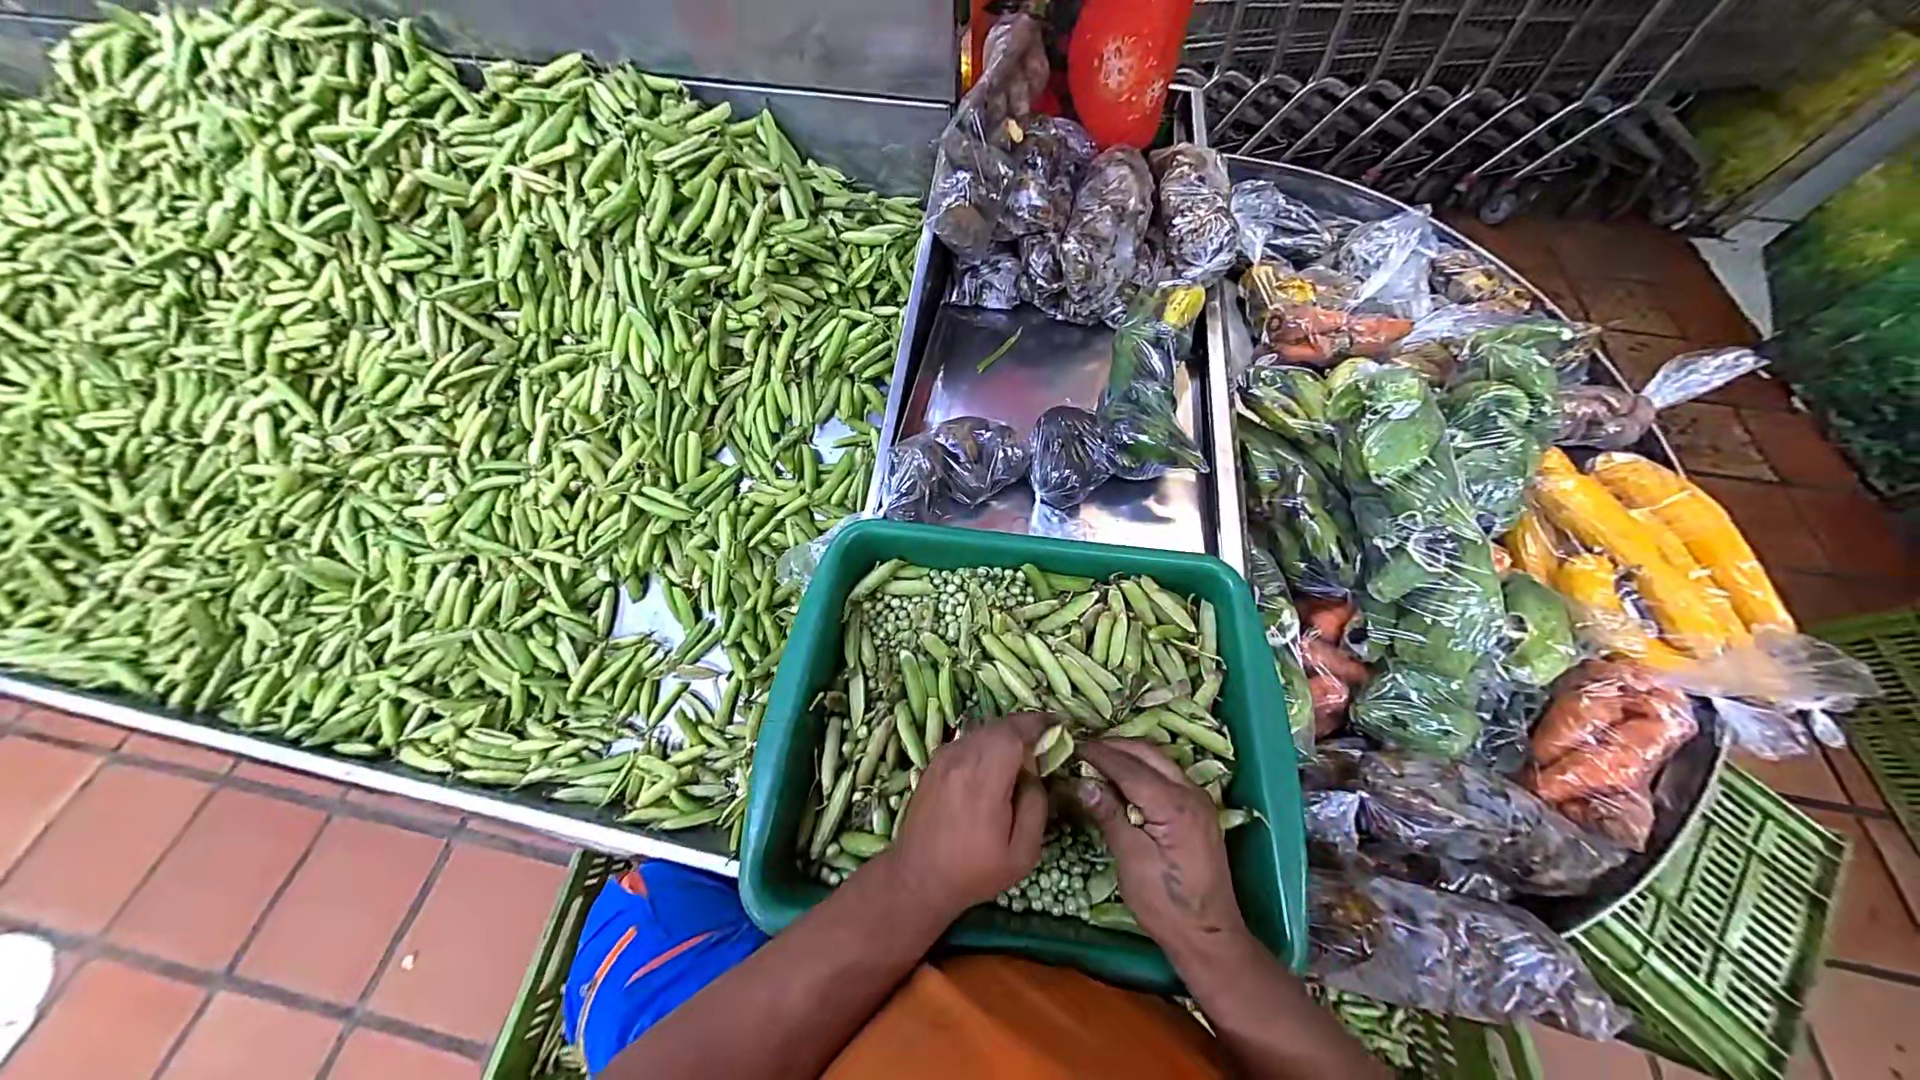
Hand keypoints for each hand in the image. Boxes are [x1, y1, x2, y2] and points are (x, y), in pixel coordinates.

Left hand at [882, 711, 1051, 920]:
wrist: (918, 877)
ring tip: (1022, 758)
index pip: (1015, 732)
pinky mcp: (934, 762)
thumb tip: (1034, 773)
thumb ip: (1036, 806)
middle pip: (1000, 726)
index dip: (1039, 725)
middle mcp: (961, 758)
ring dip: (1006, 736)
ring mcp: (943, 757)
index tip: (1059, 727)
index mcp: (983, 779)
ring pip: (983, 731)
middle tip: (1045, 745)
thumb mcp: (1022, 853)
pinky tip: (994, 767)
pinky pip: (968, 741)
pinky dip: (987, 744)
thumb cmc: (974, 871)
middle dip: (1025, 730)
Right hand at [1070, 738, 1251, 962]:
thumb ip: (1109, 815)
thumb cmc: (1166, 904)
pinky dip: (1141, 766)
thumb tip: (1081, 782)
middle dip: (1112, 746)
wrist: (1209, 936)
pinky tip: (1122, 777)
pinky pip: (1166, 772)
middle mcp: (1190, 791)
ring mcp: (1198, 798)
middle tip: (1080, 749)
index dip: (1097, 754)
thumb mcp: (1131, 860)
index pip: (1127, 766)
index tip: (1070, 747)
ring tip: (1096, 758)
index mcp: (1174, 804)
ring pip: (1158, 759)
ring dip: (1127, 752)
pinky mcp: (1198, 808)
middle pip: (1146, 752)